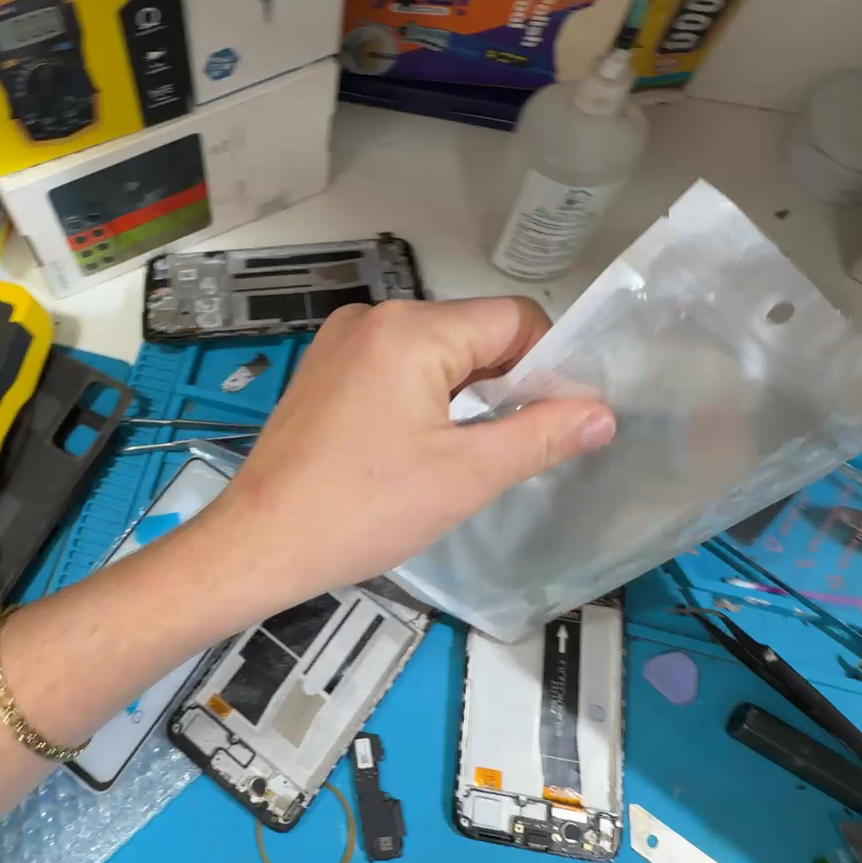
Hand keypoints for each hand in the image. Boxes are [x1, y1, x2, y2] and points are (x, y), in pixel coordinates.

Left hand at [187, 297, 614, 618]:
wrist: (260, 543)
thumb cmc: (362, 510)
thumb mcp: (465, 476)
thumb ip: (540, 435)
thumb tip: (601, 412)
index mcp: (409, 330)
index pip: (513, 319)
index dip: (550, 364)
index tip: (563, 417)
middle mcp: (371, 318)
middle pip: (471, 333)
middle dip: (505, 382)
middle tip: (517, 444)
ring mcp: (339, 343)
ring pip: (433, 353)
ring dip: (464, 394)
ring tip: (468, 452)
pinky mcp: (322, 371)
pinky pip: (393, 369)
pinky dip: (422, 398)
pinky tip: (420, 445)